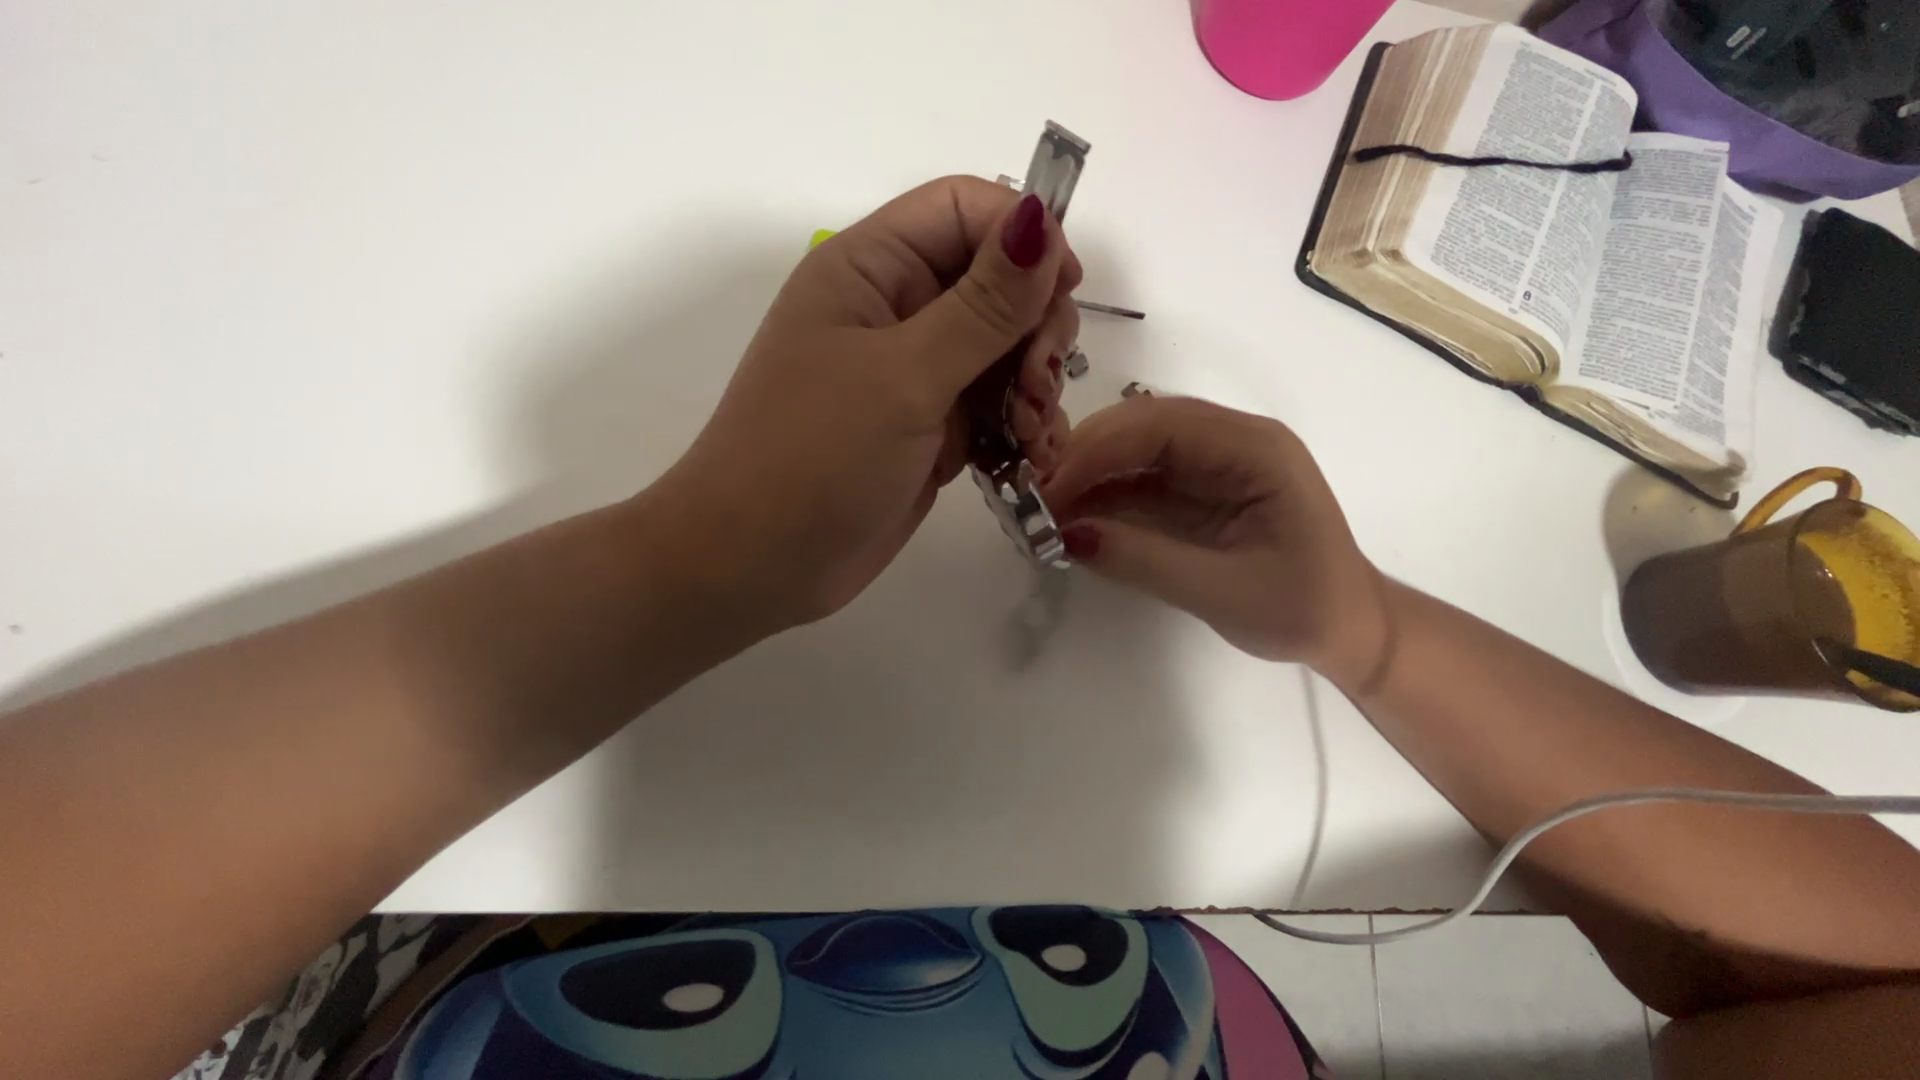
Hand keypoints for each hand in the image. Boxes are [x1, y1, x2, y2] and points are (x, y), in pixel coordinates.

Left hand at [645, 177, 1081, 634]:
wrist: (756, 565)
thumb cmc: (813, 457)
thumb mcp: (903, 376)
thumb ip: (983, 305)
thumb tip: (1042, 219)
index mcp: (869, 268)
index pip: (962, 211)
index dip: (1023, 236)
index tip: (1066, 290)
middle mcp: (895, 310)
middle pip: (998, 284)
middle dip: (1036, 330)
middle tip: (1042, 388)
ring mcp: (914, 374)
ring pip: (1006, 352)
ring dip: (1036, 390)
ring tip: (1033, 440)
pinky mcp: (931, 429)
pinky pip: (996, 409)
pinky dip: (1023, 430)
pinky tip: (1031, 462)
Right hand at [1041, 395, 1389, 683]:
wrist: (1347, 629)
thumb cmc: (1302, 609)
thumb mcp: (1223, 591)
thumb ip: (1144, 560)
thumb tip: (1066, 536)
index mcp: (1254, 449)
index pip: (1160, 426)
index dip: (1096, 451)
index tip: (1047, 491)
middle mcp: (1231, 441)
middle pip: (1141, 427)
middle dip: (1083, 457)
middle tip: (1032, 500)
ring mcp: (1214, 463)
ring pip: (1134, 450)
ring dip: (1086, 476)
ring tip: (1041, 512)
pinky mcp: (1199, 488)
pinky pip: (1140, 480)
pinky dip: (1102, 498)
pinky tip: (1071, 520)